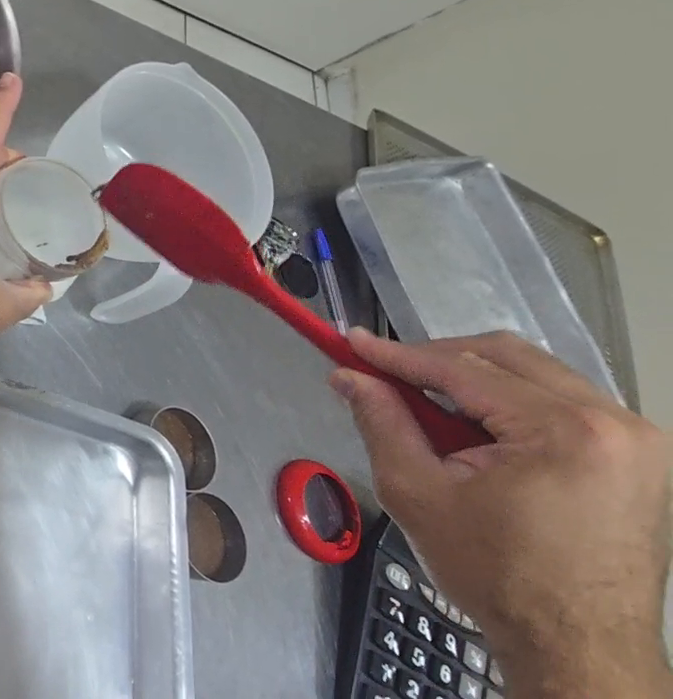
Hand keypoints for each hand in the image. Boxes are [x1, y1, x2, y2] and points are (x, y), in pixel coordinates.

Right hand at [332, 328, 672, 695]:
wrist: (577, 644)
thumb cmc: (493, 572)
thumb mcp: (416, 491)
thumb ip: (381, 421)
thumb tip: (347, 376)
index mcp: (565, 431)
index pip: (463, 369)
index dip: (397, 355)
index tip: (350, 343)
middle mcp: (615, 423)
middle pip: (507, 357)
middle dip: (438, 358)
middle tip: (385, 373)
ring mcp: (639, 441)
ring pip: (536, 375)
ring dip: (475, 379)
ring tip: (426, 406)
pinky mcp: (641, 458)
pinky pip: (563, 402)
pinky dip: (510, 402)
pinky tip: (474, 430)